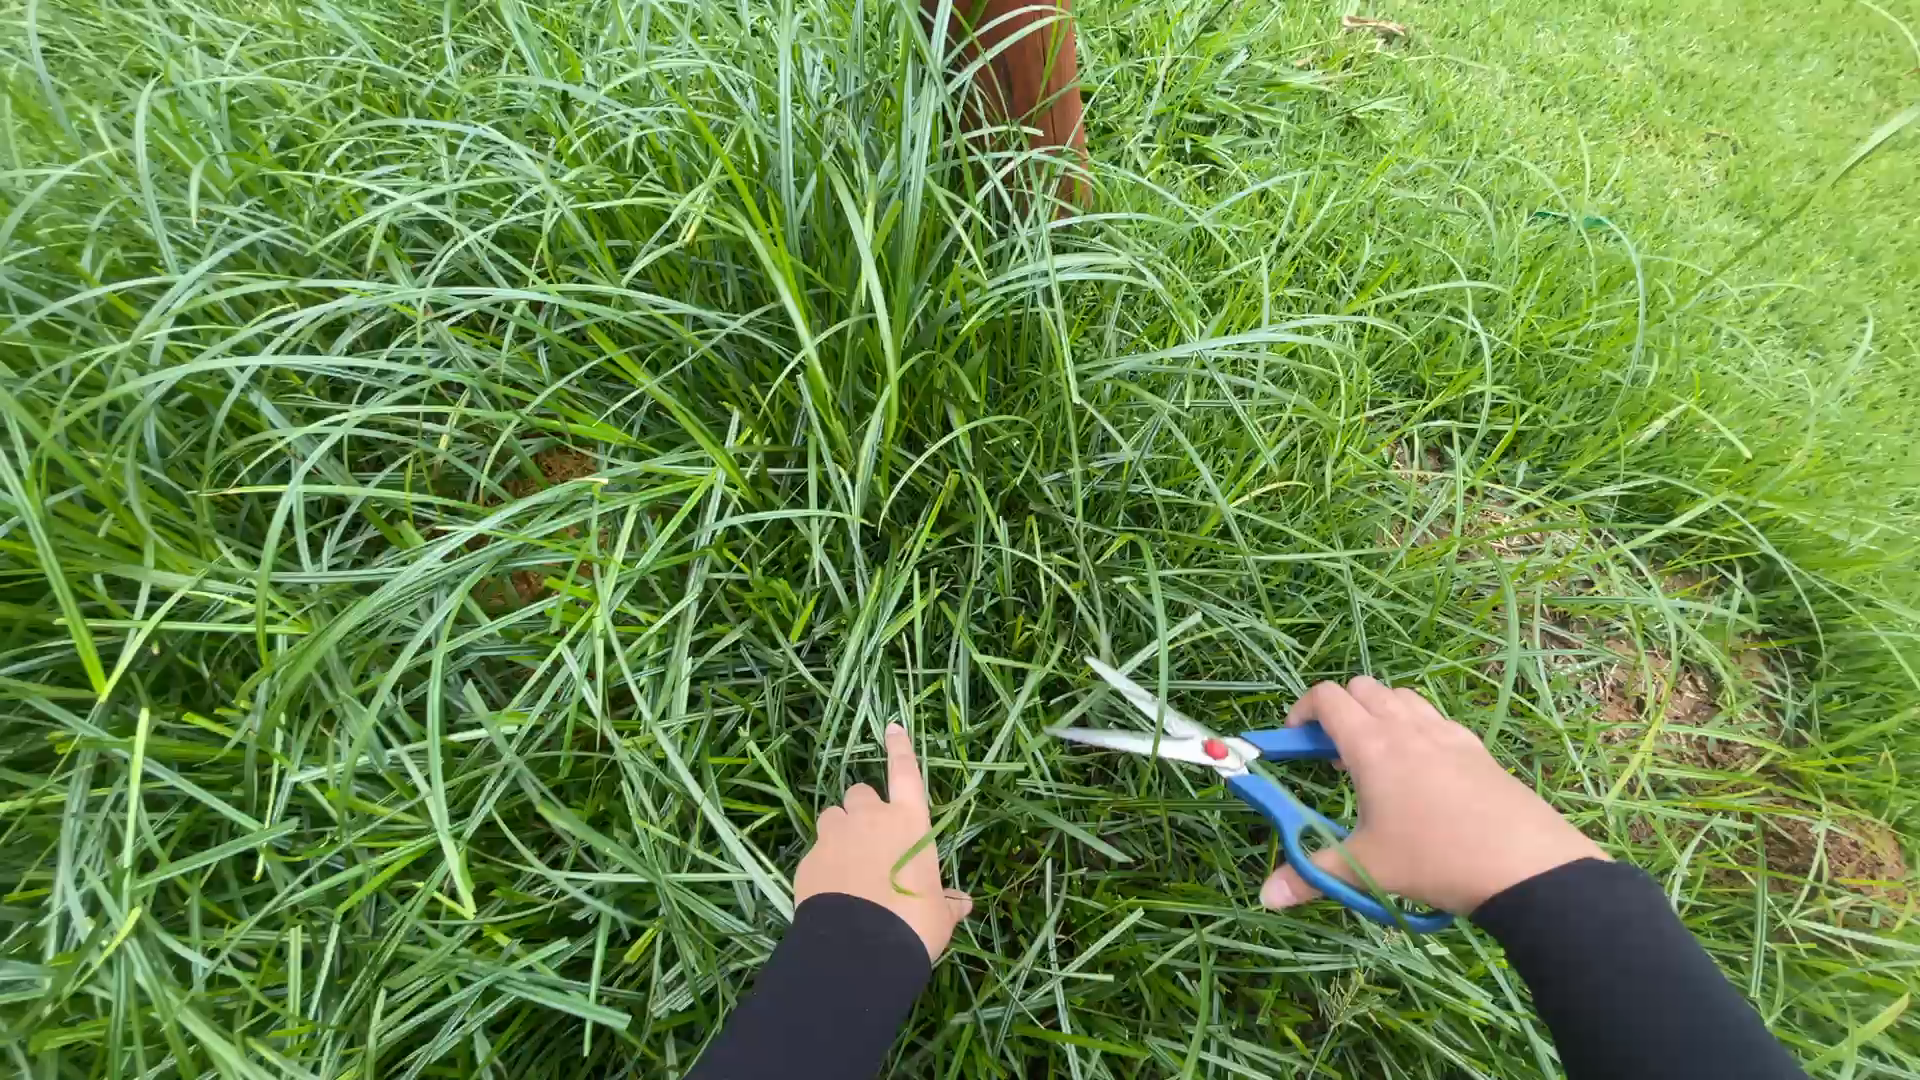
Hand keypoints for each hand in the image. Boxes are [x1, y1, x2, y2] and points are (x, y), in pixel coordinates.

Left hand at [794, 723, 972, 959]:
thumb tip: (964, 904)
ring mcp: (836, 835)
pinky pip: (816, 849)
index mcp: (908, 822)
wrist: (861, 950)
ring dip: (839, 829)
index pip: (905, 772)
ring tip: (846, 860)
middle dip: (862, 807)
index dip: (899, 748)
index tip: (891, 726)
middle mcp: (871, 818)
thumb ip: (948, 904)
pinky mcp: (809, 859)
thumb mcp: (939, 916)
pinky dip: (823, 862)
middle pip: (860, 792)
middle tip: (869, 837)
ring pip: (833, 815)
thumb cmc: (913, 924)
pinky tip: (831, 890)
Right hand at [1260, 677, 1607, 915]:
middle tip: (1335, 751)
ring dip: (1379, 711)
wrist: (1532, 872)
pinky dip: (1417, 728)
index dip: (1301, 710)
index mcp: (1370, 744)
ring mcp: (1446, 734)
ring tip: (1377, 755)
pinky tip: (1422, 770)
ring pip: (1401, 696)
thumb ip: (1312, 874)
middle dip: (1340, 708)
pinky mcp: (1478, 749)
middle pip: (1361, 687)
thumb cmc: (1435, 859)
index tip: (1295, 740)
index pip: (1326, 698)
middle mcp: (1405, 727)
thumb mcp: (1367, 867)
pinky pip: (1436, 718)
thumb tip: (1267, 897)